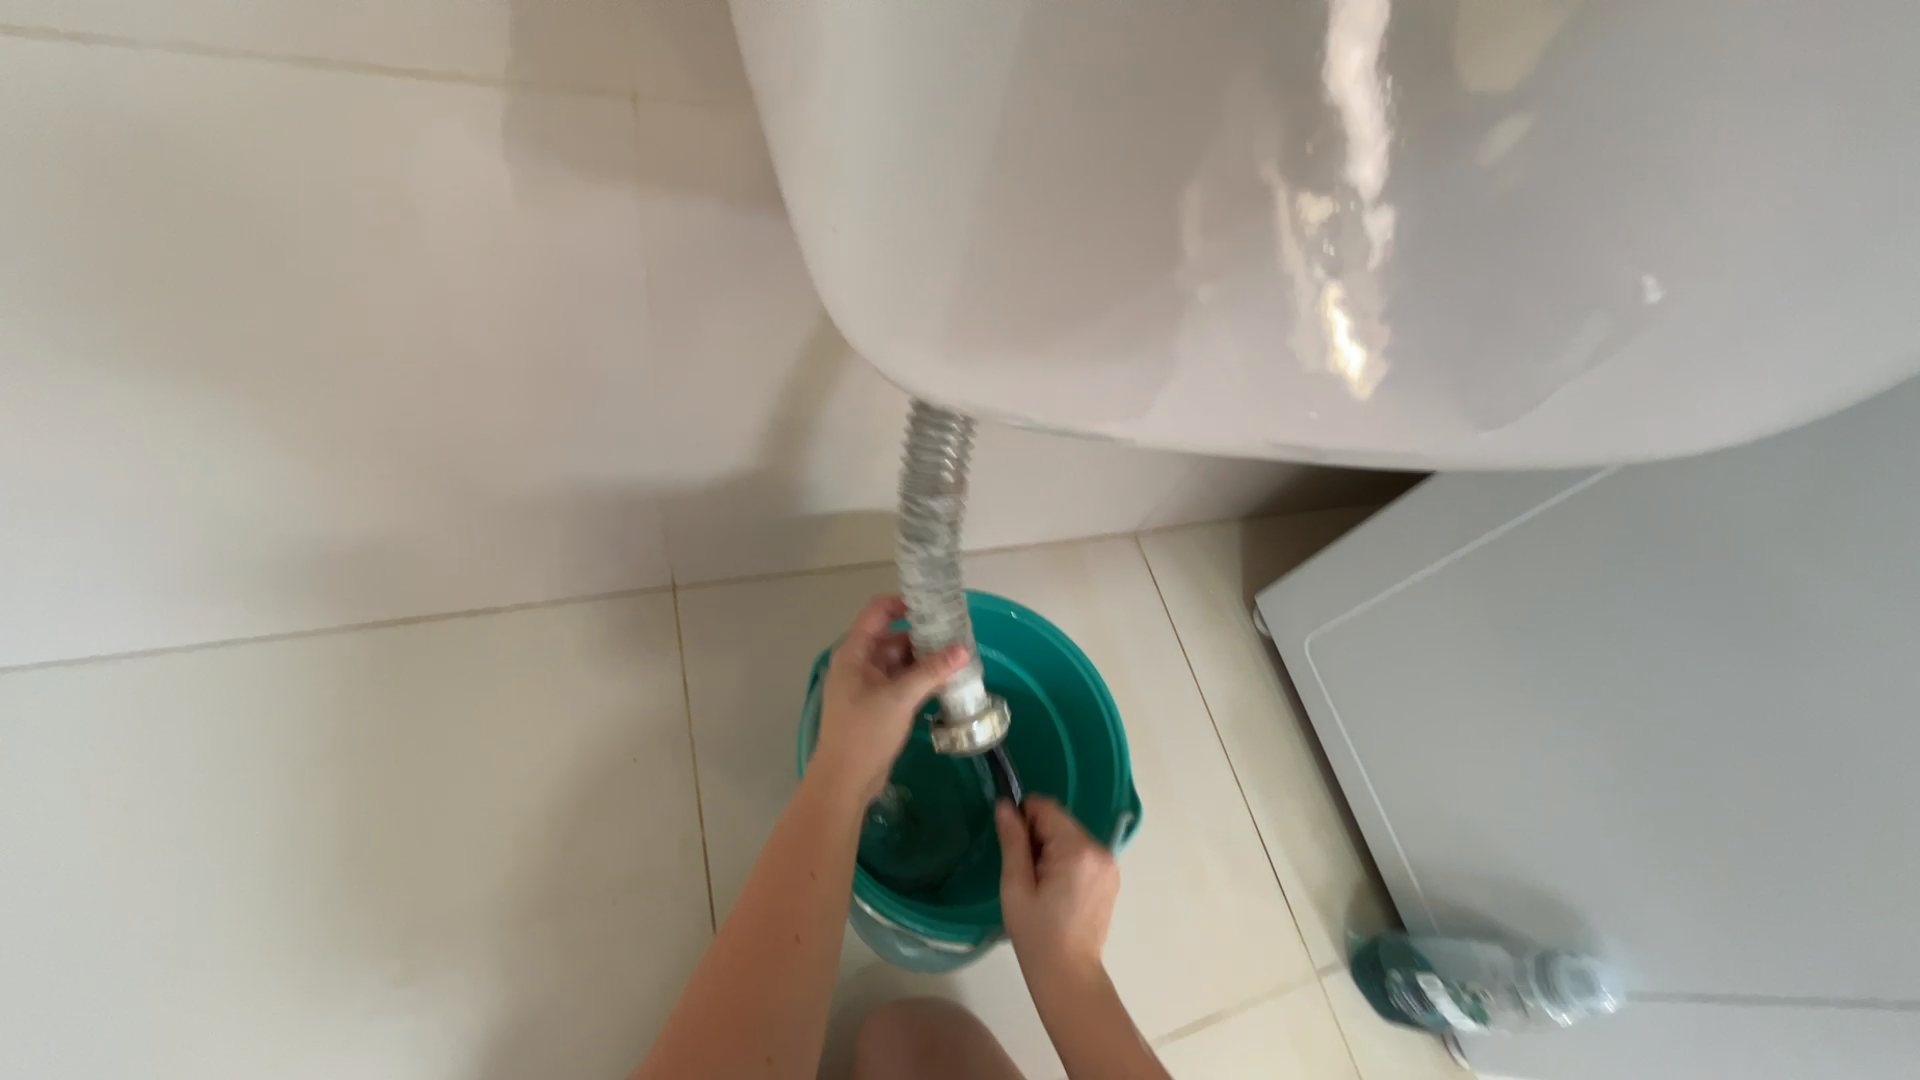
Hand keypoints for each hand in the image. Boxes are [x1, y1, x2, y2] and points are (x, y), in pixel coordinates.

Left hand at [812, 595, 969, 803]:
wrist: (845, 780)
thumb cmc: (864, 732)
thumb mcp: (900, 698)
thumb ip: (932, 671)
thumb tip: (964, 650)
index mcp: (854, 653)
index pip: (878, 612)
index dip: (903, 603)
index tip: (935, 606)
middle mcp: (859, 663)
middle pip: (894, 637)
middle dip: (923, 636)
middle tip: (957, 636)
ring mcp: (869, 685)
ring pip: (901, 661)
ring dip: (925, 660)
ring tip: (958, 658)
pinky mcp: (879, 704)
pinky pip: (903, 681)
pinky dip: (922, 679)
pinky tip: (947, 682)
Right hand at [995, 796, 1119, 977]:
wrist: (1069, 976)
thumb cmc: (1037, 934)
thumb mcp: (1016, 886)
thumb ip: (1012, 841)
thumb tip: (1005, 806)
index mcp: (1077, 850)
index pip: (1047, 808)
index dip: (1025, 818)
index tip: (1012, 843)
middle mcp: (1100, 850)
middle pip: (1061, 821)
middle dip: (1039, 836)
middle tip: (1026, 871)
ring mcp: (1109, 864)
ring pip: (1071, 835)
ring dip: (1052, 848)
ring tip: (1040, 883)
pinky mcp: (1111, 877)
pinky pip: (1083, 852)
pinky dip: (1066, 859)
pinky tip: (1056, 889)